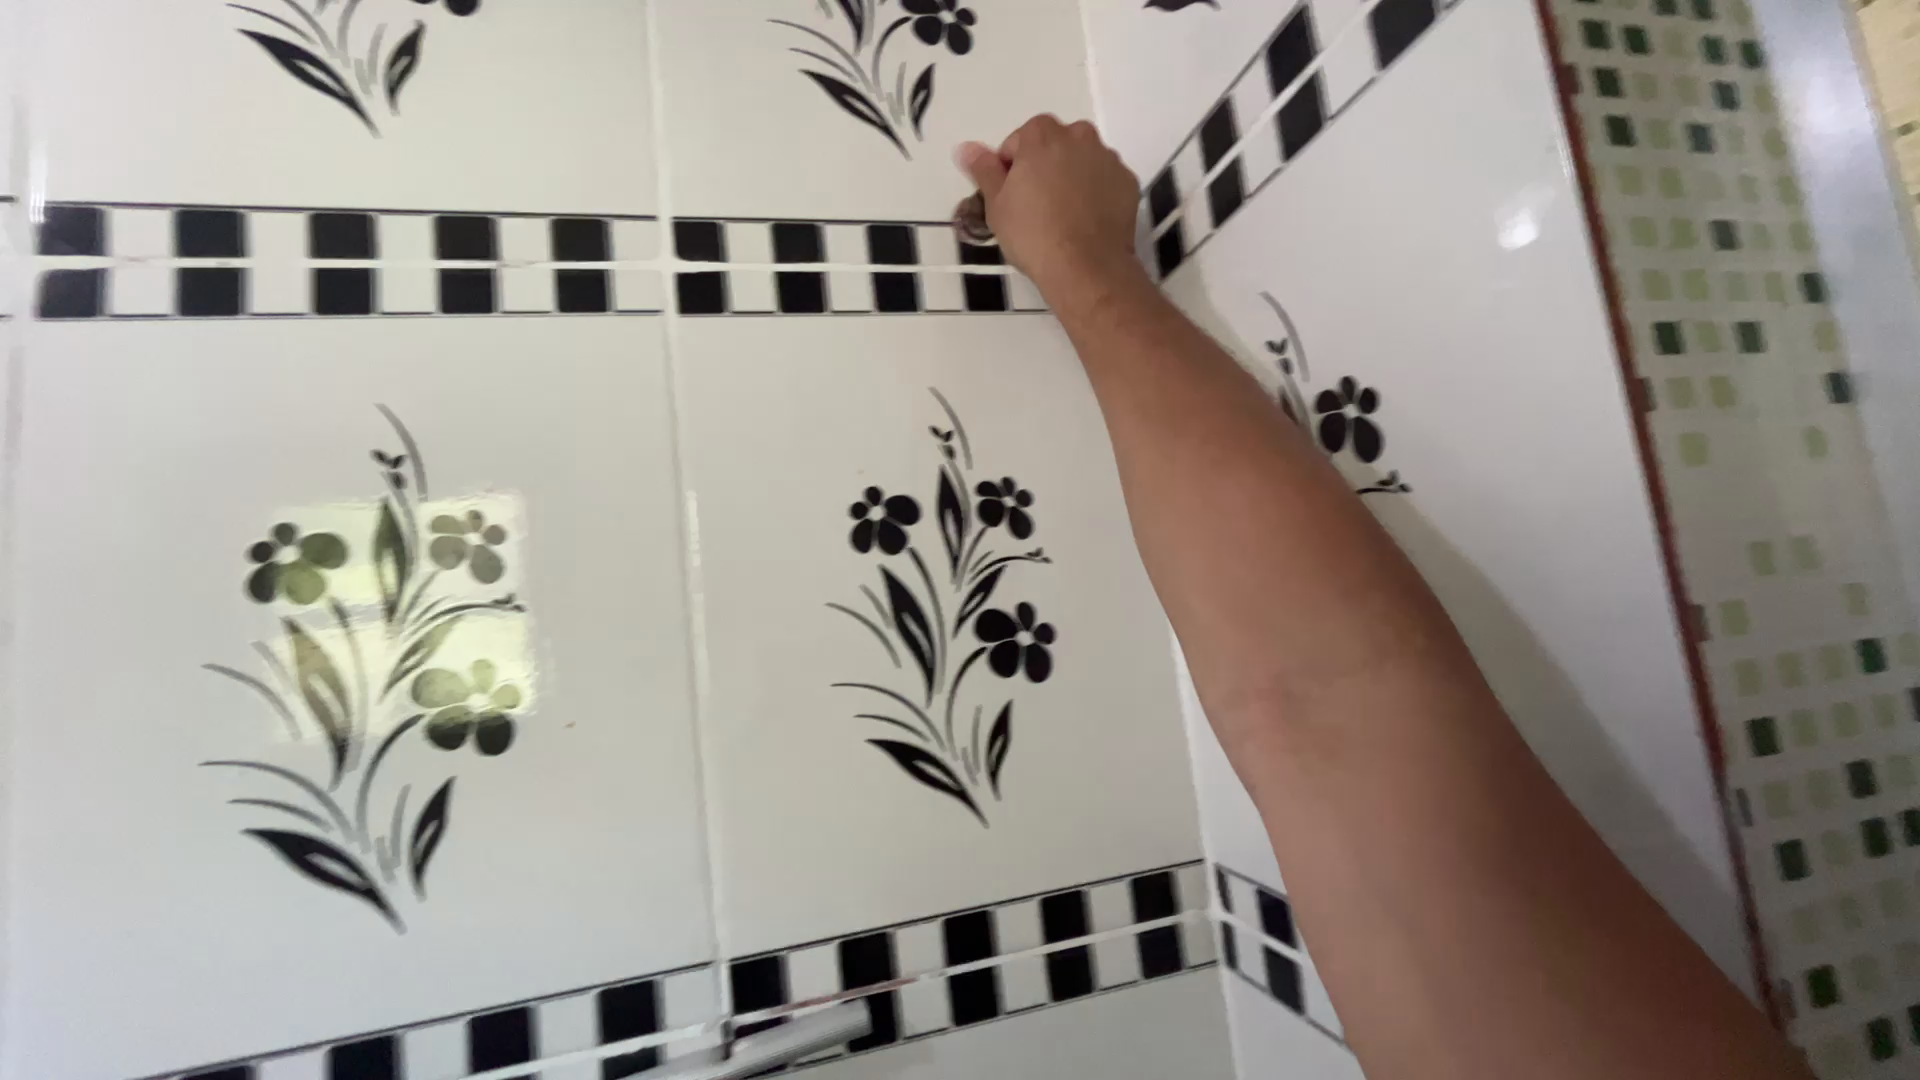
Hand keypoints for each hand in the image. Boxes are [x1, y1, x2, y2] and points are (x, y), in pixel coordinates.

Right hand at [958, 116, 1146, 302]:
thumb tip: (966, 148)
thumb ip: (983, 170)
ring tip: (1062, 218)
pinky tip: (1085, 223)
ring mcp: (1108, 158)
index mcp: (1041, 135)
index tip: (1011, 200)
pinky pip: (1104, 182)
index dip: (1010, 170)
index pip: (1017, 142)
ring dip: (1070, 179)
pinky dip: (1095, 194)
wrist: (1085, 268)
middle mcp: (1079, 135)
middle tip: (1035, 208)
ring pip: (1081, 162)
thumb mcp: (996, 206)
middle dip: (1043, 169)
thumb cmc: (1033, 236)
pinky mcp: (1128, 182)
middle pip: (1053, 146)